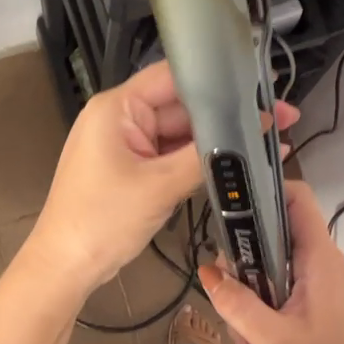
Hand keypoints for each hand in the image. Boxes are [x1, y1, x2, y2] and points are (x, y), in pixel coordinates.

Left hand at [30, 60, 299, 287]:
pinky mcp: (131, 171)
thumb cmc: (100, 221)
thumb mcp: (159, 187)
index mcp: (117, 107)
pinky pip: (169, 158)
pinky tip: (230, 166)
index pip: (175, 76)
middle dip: (226, 116)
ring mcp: (125, 147)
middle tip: (277, 120)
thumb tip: (250, 136)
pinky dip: (195, 163)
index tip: (260, 88)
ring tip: (263, 142)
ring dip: (214, 142)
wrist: (66, 266)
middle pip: (181, 106)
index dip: (220, 80)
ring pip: (179, 135)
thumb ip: (205, 158)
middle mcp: (120, 119)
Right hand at [200, 181, 343, 343]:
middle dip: (241, 272)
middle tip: (230, 303)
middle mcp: (317, 260)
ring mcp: (311, 279)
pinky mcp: (305, 297)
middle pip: (266, 238)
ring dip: (246, 304)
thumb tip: (207, 272)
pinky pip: (270, 291)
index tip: (231, 213)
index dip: (264, 193)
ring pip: (262, 270)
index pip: (296, 198)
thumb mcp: (271, 337)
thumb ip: (236, 303)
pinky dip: (257, 315)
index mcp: (318, 257)